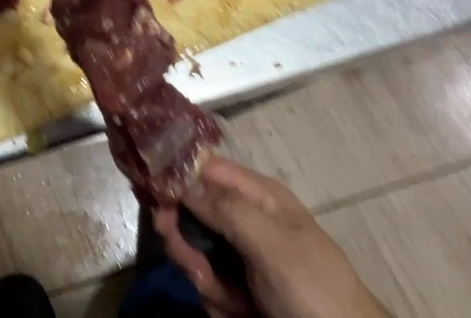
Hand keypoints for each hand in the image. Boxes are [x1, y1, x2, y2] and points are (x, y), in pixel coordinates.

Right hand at [156, 158, 389, 317]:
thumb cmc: (317, 294)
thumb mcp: (275, 247)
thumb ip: (227, 209)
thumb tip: (178, 179)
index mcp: (258, 196)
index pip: (203, 166)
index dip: (173, 175)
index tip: (153, 197)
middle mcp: (245, 218)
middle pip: (189, 210)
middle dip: (185, 240)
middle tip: (192, 265)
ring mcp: (242, 254)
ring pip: (193, 250)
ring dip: (202, 276)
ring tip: (228, 300)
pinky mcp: (240, 286)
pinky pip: (206, 282)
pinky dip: (215, 299)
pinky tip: (237, 311)